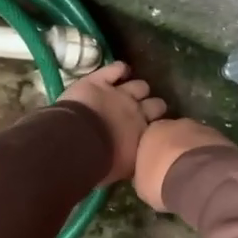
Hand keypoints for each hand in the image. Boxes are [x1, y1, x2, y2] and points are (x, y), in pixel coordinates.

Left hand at [58, 62, 168, 185]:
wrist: (78, 143)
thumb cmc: (99, 163)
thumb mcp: (122, 170)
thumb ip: (133, 159)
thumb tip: (136, 162)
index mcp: (143, 135)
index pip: (159, 127)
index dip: (155, 127)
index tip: (152, 130)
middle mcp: (137, 112)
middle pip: (156, 104)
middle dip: (152, 106)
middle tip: (144, 110)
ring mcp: (119, 93)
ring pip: (139, 85)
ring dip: (136, 88)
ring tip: (130, 91)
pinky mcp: (99, 81)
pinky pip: (117, 68)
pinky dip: (120, 69)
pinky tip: (120, 71)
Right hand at [134, 118, 236, 211]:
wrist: (199, 178)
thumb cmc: (161, 180)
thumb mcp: (142, 185)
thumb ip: (145, 174)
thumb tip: (149, 176)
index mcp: (152, 131)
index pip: (151, 138)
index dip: (155, 154)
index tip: (157, 170)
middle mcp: (177, 124)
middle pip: (175, 136)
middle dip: (176, 150)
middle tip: (177, 172)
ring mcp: (202, 128)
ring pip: (196, 141)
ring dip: (195, 154)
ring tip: (197, 176)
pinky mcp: (223, 138)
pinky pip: (212, 149)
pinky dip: (211, 159)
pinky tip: (210, 175)